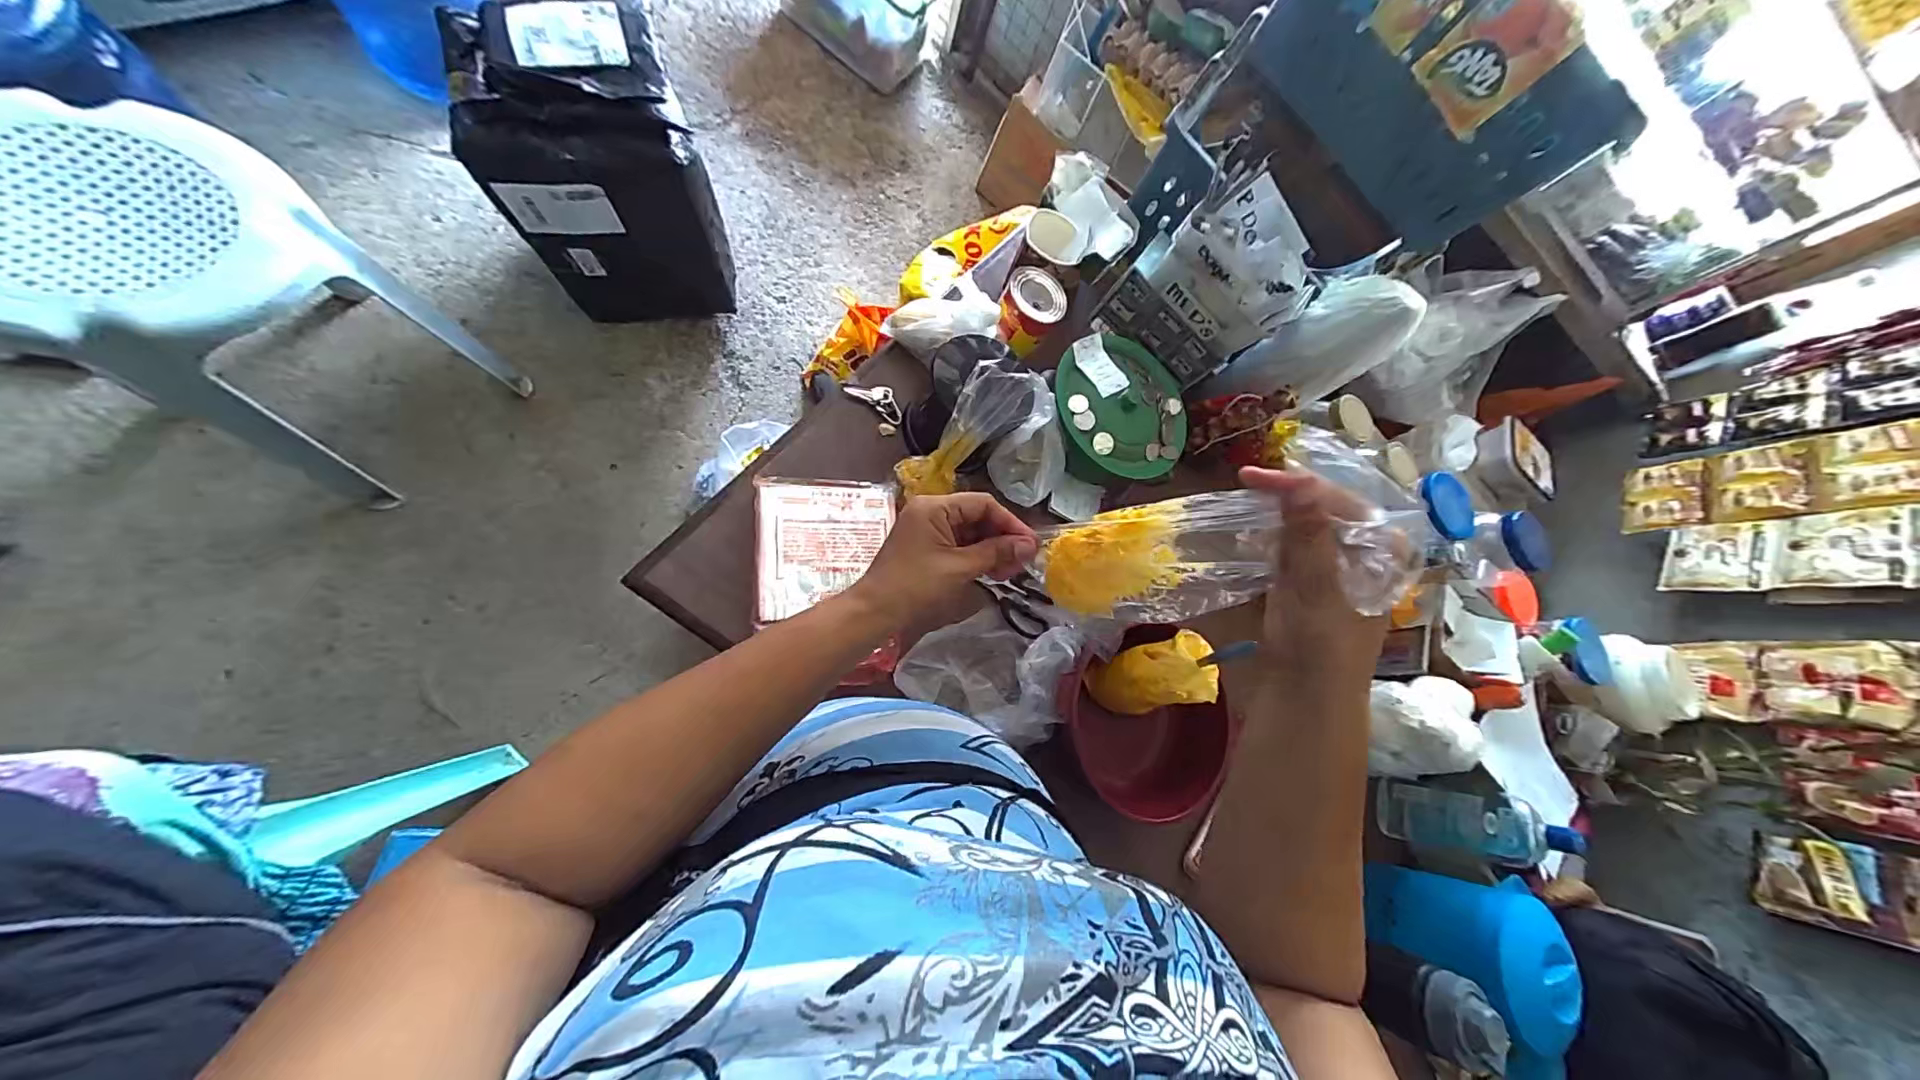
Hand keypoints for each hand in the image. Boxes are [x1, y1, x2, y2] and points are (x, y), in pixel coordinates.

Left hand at [847, 493, 1037, 628]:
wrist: (874, 612)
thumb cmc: (915, 586)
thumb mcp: (959, 568)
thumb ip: (996, 552)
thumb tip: (1028, 545)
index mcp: (934, 507)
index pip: (983, 504)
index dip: (1010, 523)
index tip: (1029, 545)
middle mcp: (929, 511)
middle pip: (977, 517)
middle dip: (1002, 538)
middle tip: (1022, 562)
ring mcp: (926, 529)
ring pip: (969, 532)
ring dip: (991, 550)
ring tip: (1010, 571)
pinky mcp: (925, 547)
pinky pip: (958, 544)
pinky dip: (976, 556)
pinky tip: (991, 572)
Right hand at [1239, 465, 1386, 680]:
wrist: (1307, 696)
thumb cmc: (1320, 642)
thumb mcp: (1315, 586)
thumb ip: (1308, 533)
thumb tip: (1299, 483)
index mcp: (1380, 550)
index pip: (1339, 500)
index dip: (1297, 485)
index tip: (1252, 478)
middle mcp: (1363, 555)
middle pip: (1322, 510)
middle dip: (1285, 498)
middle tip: (1246, 486)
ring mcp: (1336, 570)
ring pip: (1305, 529)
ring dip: (1275, 518)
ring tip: (1244, 510)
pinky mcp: (1311, 586)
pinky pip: (1292, 550)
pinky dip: (1270, 542)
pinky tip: (1249, 541)